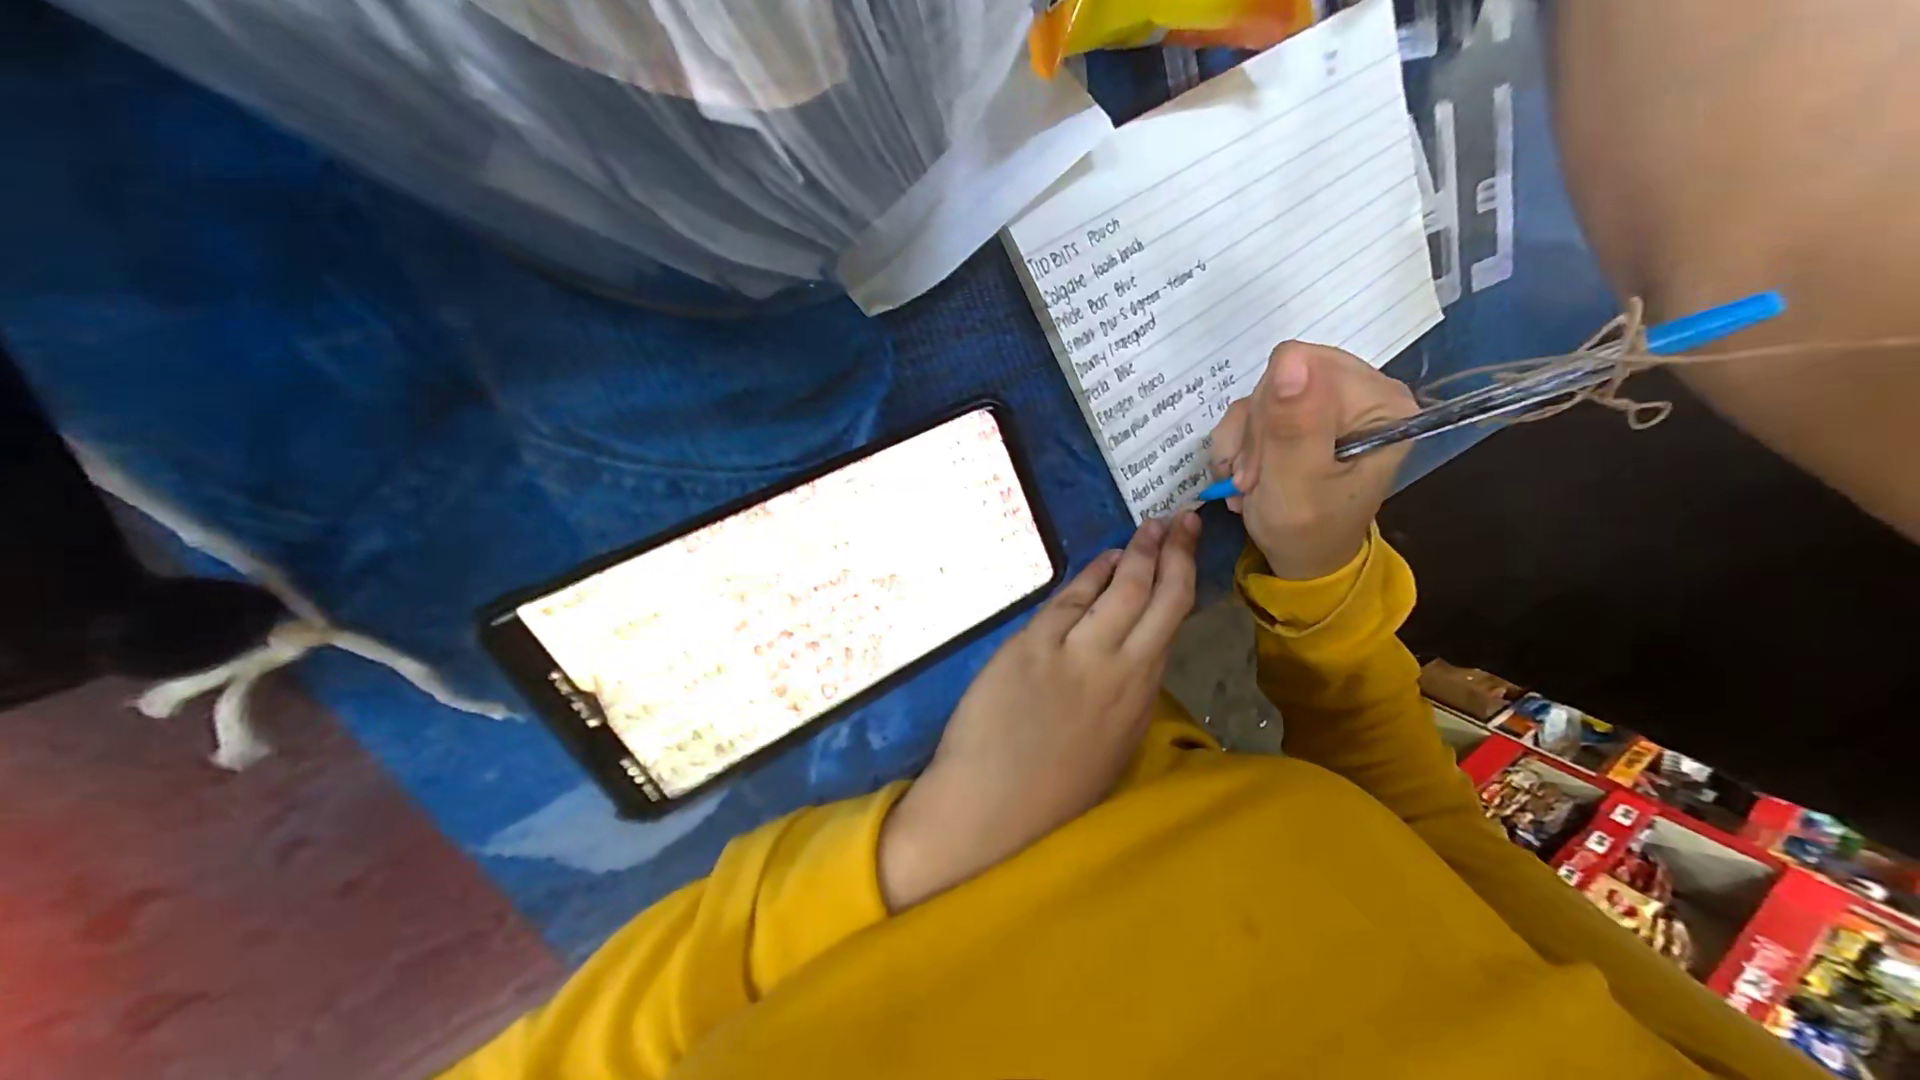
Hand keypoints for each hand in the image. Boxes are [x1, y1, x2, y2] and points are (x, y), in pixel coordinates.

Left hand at [877, 512, 1200, 910]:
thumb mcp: (1112, 748)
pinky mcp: (1033, 646)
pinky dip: (1090, 575)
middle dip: (1173, 552)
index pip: (1171, 626)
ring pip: (1121, 590)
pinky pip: (1070, 600)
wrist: (992, 807)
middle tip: (1180, 519)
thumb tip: (1135, 652)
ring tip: (1148, 530)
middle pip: (1158, 597)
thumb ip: (1128, 697)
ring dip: (1137, 554)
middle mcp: (1119, 671)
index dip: (1183, 582)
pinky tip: (1103, 560)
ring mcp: (1076, 655)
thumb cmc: (1052, 789)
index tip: (1187, 552)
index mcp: (1141, 699)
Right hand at [1209, 341, 1416, 579]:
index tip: (1263, 465)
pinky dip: (1238, 446)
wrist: (1302, 560)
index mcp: (1380, 402)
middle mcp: (1361, 392)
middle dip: (1254, 433)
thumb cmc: (1306, 532)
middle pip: (1279, 377)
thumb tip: (1290, 360)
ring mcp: (1330, 402)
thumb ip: (1293, 425)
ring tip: (1250, 483)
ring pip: (1259, 396)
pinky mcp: (1303, 414)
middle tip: (1254, 479)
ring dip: (1242, 444)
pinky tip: (1247, 475)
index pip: (1302, 365)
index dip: (1270, 413)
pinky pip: (1252, 410)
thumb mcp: (1295, 484)